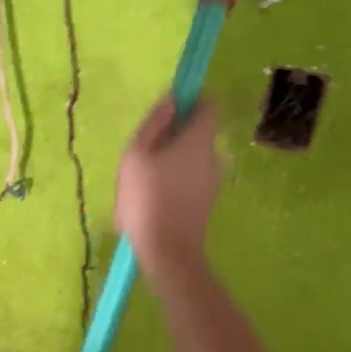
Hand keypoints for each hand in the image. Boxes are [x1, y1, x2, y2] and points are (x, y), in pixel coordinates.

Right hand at [115, 97, 220, 273]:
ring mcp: (213, 181)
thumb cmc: (146, 197)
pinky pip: (190, 180)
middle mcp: (214, 156)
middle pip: (197, 133)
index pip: (210, 105)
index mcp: (200, 139)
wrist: (167, 251)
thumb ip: (155, 122)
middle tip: (144, 155)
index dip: (191, 102)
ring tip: (141, 184)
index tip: (167, 114)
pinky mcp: (207, 202)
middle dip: (173, 137)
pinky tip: (150, 203)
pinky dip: (173, 184)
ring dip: (169, 163)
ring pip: (191, 159)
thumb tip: (172, 100)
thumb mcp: (136, 153)